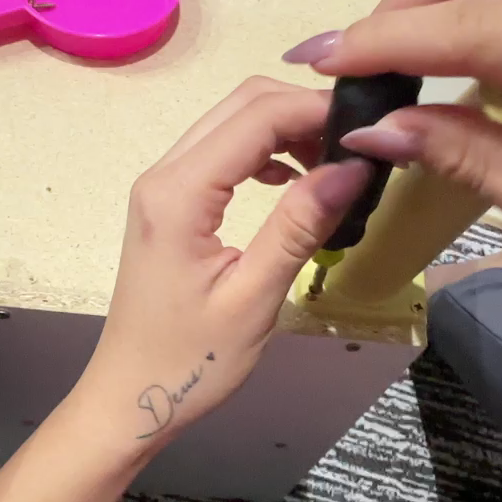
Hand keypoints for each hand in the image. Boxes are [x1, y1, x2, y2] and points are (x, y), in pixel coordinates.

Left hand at [65, 78, 370, 452]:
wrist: (131, 395)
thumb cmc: (191, 360)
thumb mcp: (253, 297)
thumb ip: (299, 226)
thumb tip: (353, 165)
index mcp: (179, 194)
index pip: (256, 116)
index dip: (316, 111)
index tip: (369, 132)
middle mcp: (163, 175)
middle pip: (240, 106)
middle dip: (302, 111)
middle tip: (356, 145)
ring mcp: (160, 189)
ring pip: (229, 126)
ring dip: (283, 131)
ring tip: (333, 165)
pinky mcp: (167, 207)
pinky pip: (217, 157)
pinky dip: (260, 155)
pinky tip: (291, 183)